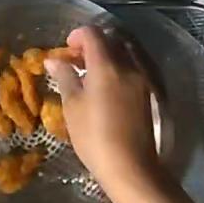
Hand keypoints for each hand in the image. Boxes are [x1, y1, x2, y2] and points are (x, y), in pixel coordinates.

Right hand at [44, 26, 165, 202]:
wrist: (131, 167)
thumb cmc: (95, 137)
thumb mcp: (73, 107)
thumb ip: (65, 77)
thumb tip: (53, 60)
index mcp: (106, 65)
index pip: (93, 34)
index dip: (77, 35)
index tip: (66, 49)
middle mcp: (128, 64)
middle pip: (111, 39)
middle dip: (93, 43)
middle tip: (77, 59)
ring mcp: (142, 77)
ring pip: (125, 51)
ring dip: (108, 53)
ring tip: (92, 72)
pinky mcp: (150, 90)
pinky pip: (134, 65)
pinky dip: (120, 64)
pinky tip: (109, 84)